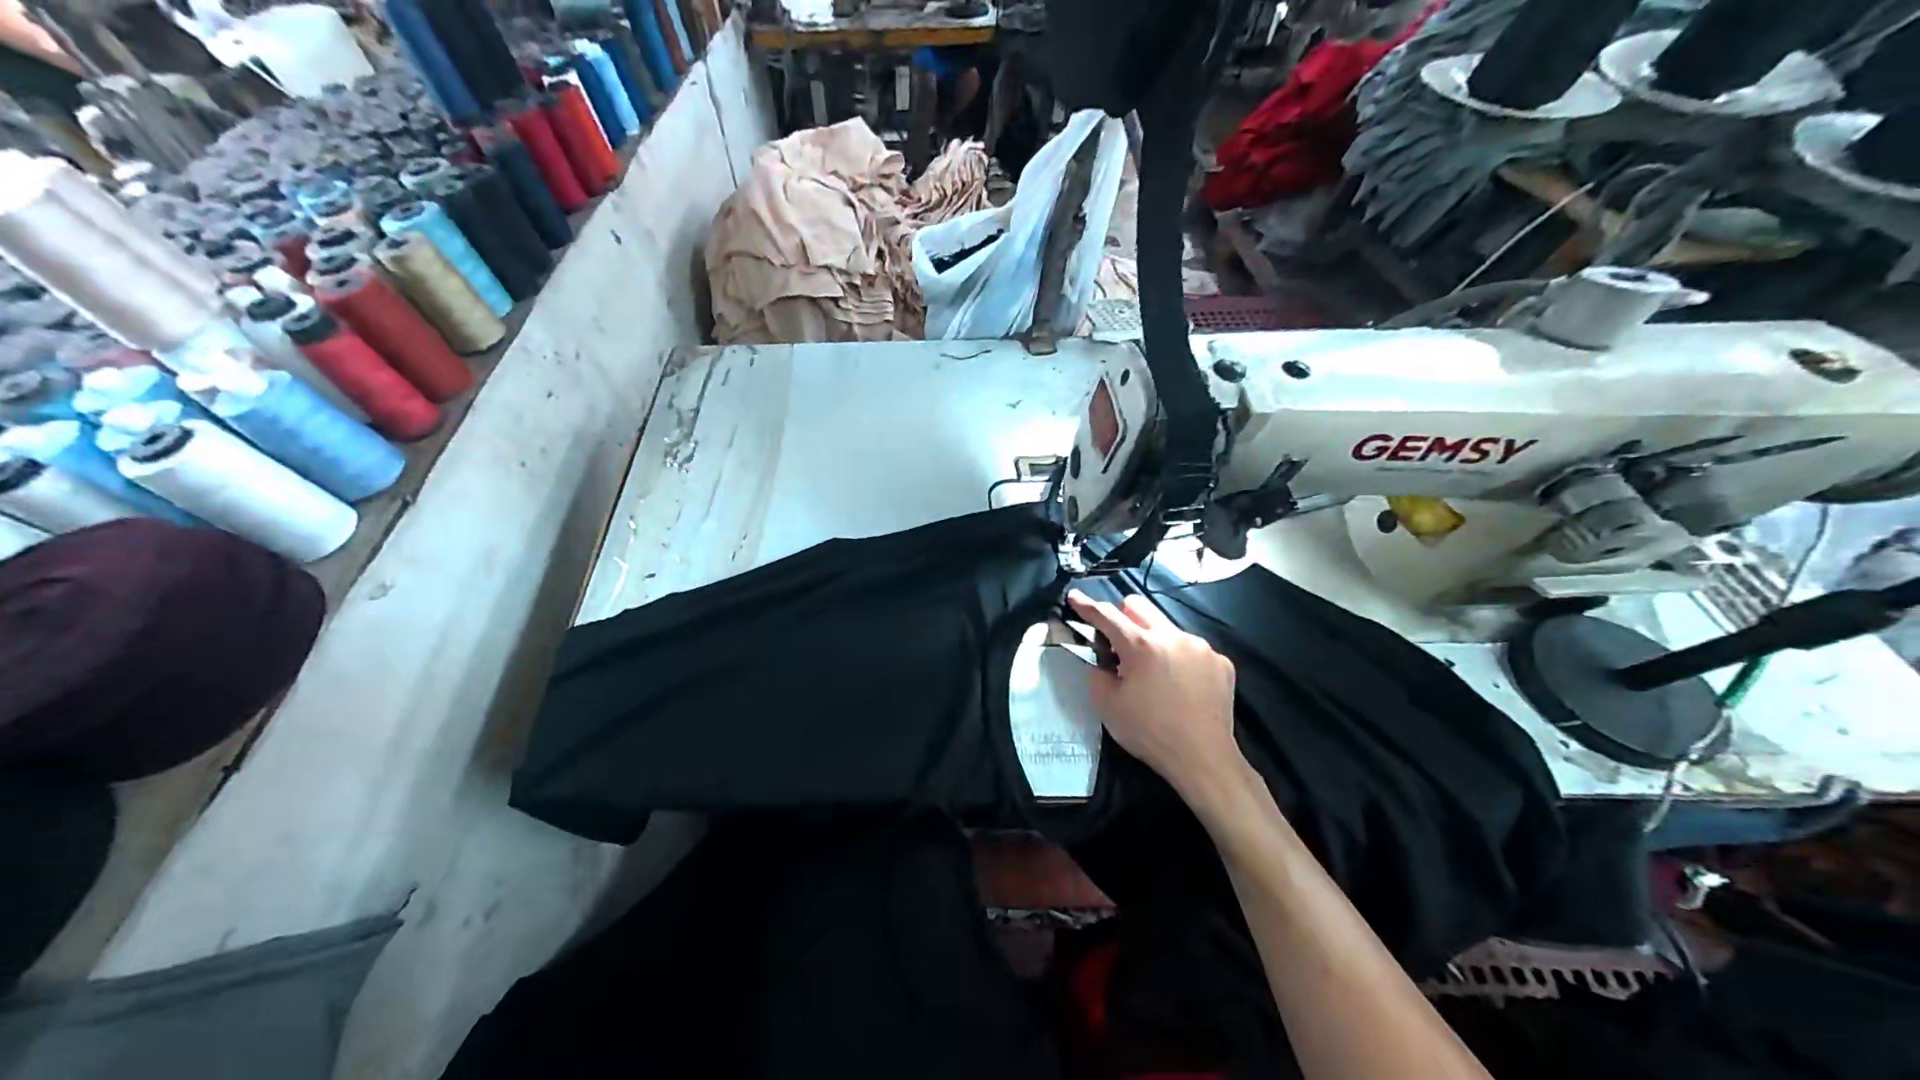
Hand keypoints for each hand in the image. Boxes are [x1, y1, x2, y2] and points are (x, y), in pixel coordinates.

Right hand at [1066, 590, 1242, 802]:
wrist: (1203, 759)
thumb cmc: (1149, 733)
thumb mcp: (1107, 706)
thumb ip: (1097, 673)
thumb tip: (1102, 659)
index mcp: (1141, 645)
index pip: (1107, 615)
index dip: (1087, 606)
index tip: (1075, 597)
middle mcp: (1173, 636)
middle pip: (1139, 606)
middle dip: (1122, 616)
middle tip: (1117, 643)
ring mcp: (1201, 647)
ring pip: (1167, 628)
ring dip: (1153, 640)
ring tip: (1154, 674)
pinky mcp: (1221, 662)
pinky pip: (1192, 649)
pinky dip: (1180, 659)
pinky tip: (1180, 686)